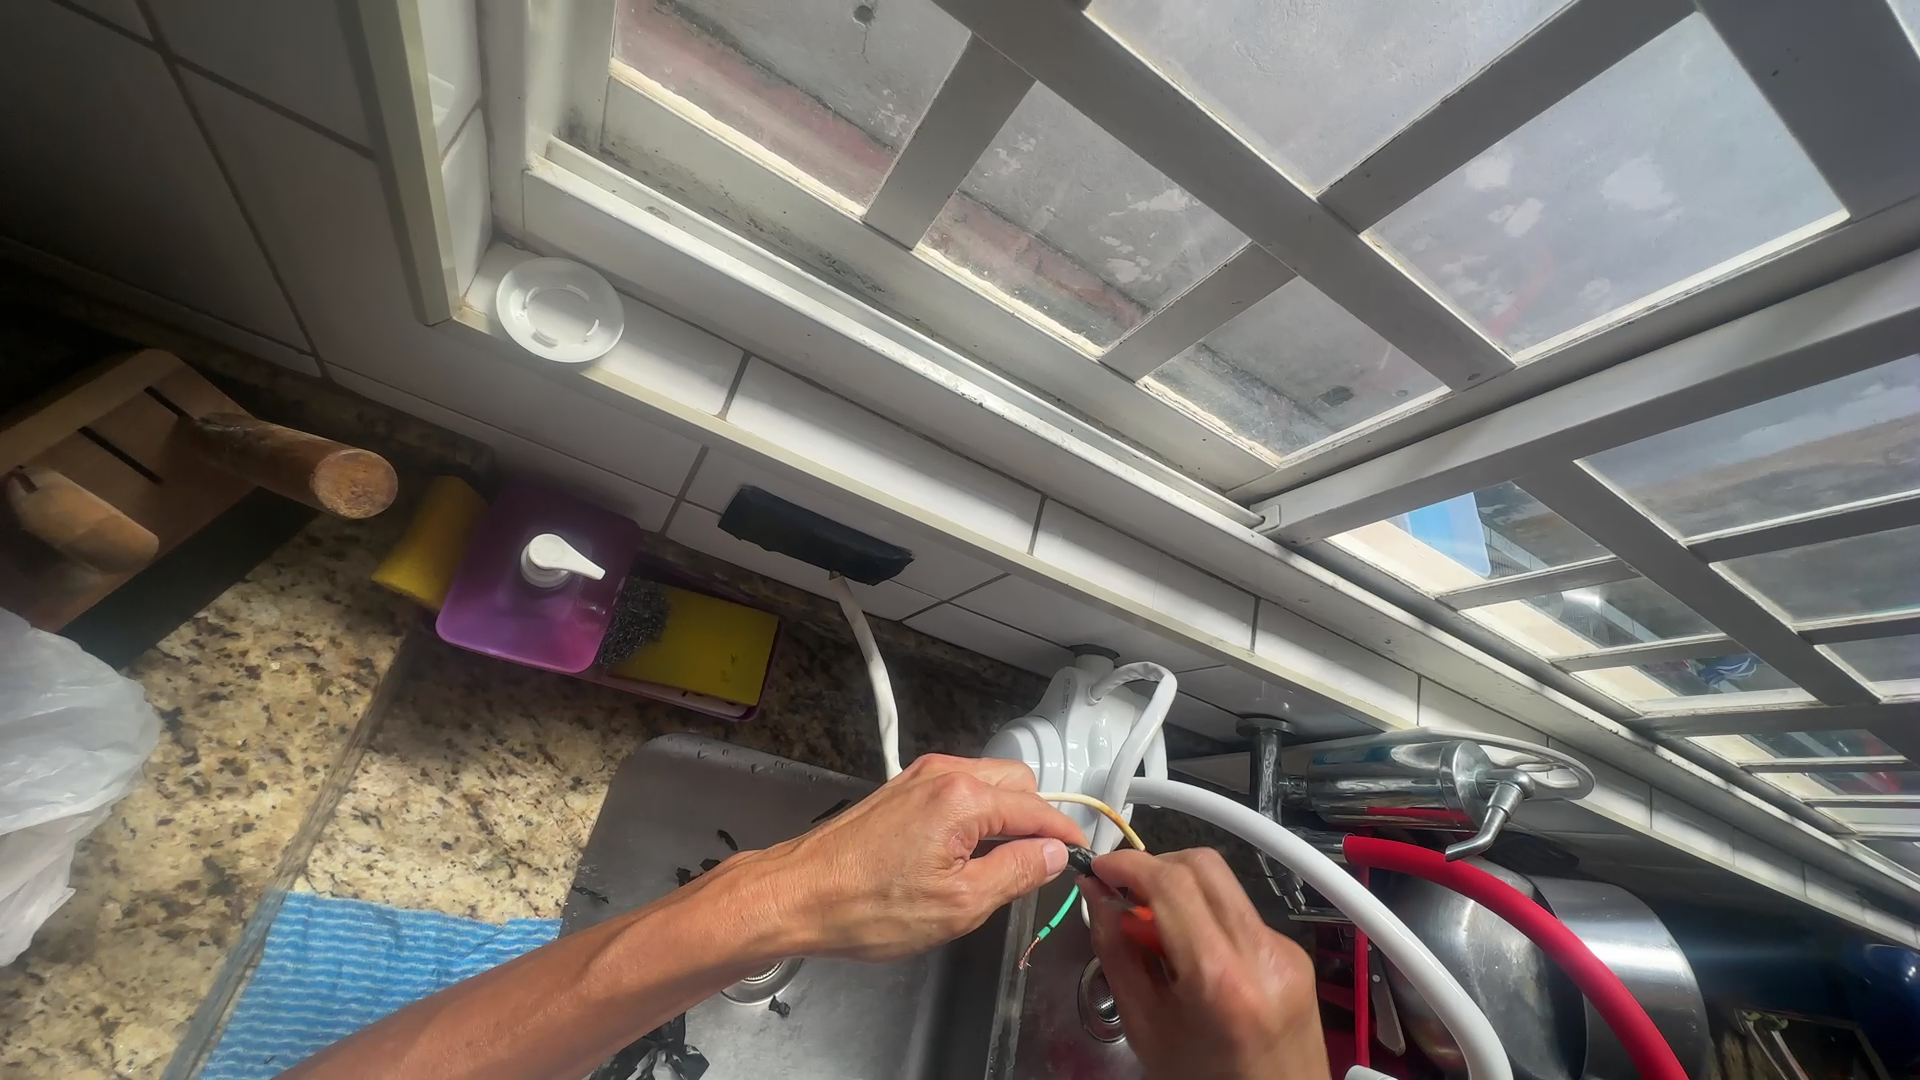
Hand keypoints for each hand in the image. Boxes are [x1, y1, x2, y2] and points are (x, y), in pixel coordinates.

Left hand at [743, 755, 1086, 960]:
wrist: (799, 892)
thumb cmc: (869, 905)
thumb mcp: (959, 903)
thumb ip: (1016, 872)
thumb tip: (1053, 854)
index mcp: (963, 796)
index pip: (1036, 807)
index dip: (1064, 834)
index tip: (1082, 854)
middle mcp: (945, 771)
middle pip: (1018, 781)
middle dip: (1037, 817)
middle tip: (1042, 862)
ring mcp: (922, 774)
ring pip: (990, 780)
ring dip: (1007, 813)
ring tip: (1004, 861)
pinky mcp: (905, 786)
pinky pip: (961, 786)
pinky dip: (978, 811)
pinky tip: (969, 848)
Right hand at [1089, 848, 1325, 1079]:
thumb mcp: (1143, 1025)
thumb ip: (1115, 949)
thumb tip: (1096, 892)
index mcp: (1219, 978)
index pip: (1170, 881)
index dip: (1127, 864)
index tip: (1101, 869)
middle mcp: (1261, 953)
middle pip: (1202, 864)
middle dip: (1155, 867)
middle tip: (1126, 895)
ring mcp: (1285, 951)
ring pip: (1222, 882)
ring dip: (1180, 888)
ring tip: (1157, 929)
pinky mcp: (1295, 955)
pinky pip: (1239, 911)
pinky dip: (1206, 915)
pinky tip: (1193, 952)